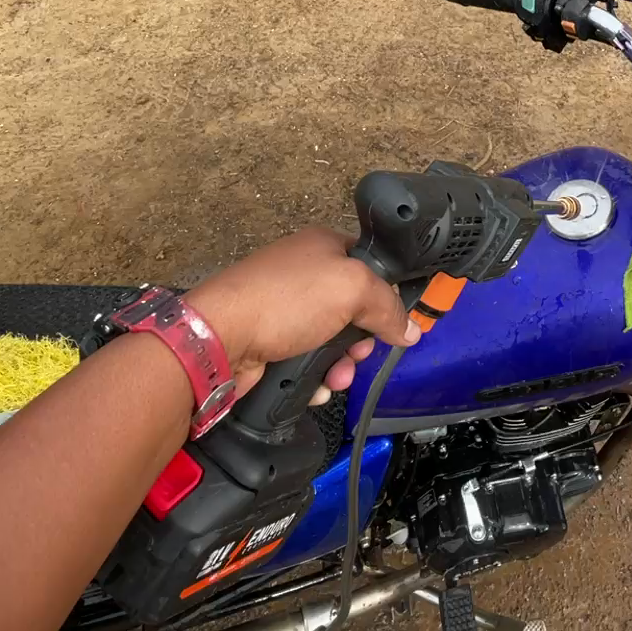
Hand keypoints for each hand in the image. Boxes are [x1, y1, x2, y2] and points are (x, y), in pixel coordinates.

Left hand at [184, 228, 420, 400]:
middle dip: (362, 339)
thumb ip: (389, 307)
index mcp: (325, 245)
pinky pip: (307, 358)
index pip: (371, 265)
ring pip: (332, 339)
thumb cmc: (286, 300)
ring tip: (335, 379)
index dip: (385, 294)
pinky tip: (315, 385)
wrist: (220, 339)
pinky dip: (315, 374)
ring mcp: (285, 307)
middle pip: (354, 308)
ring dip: (341, 363)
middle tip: (360, 355)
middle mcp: (305, 272)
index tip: (392, 321)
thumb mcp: (354, 290)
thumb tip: (411, 329)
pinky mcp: (270, 340)